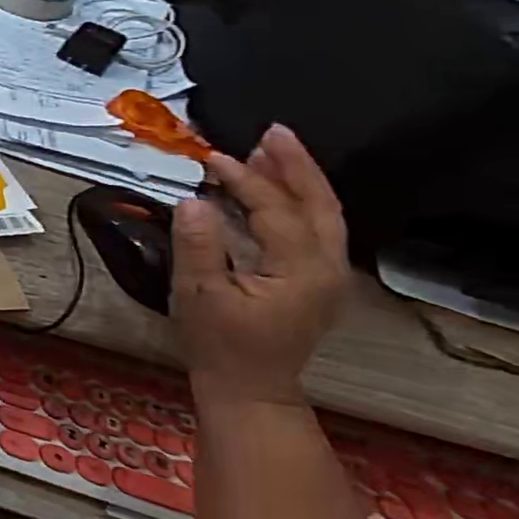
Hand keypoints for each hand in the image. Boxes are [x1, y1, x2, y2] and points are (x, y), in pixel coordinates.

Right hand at [171, 124, 349, 407]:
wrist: (248, 386)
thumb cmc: (219, 342)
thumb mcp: (198, 295)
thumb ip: (197, 246)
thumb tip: (192, 201)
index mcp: (301, 269)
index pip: (277, 210)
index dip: (245, 181)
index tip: (211, 159)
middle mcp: (327, 267)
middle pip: (320, 204)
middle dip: (296, 166)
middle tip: (271, 132)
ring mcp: (326, 274)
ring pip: (322, 215)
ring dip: (298, 180)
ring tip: (271, 151)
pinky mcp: (313, 279)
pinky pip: (313, 228)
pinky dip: (296, 202)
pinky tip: (273, 191)